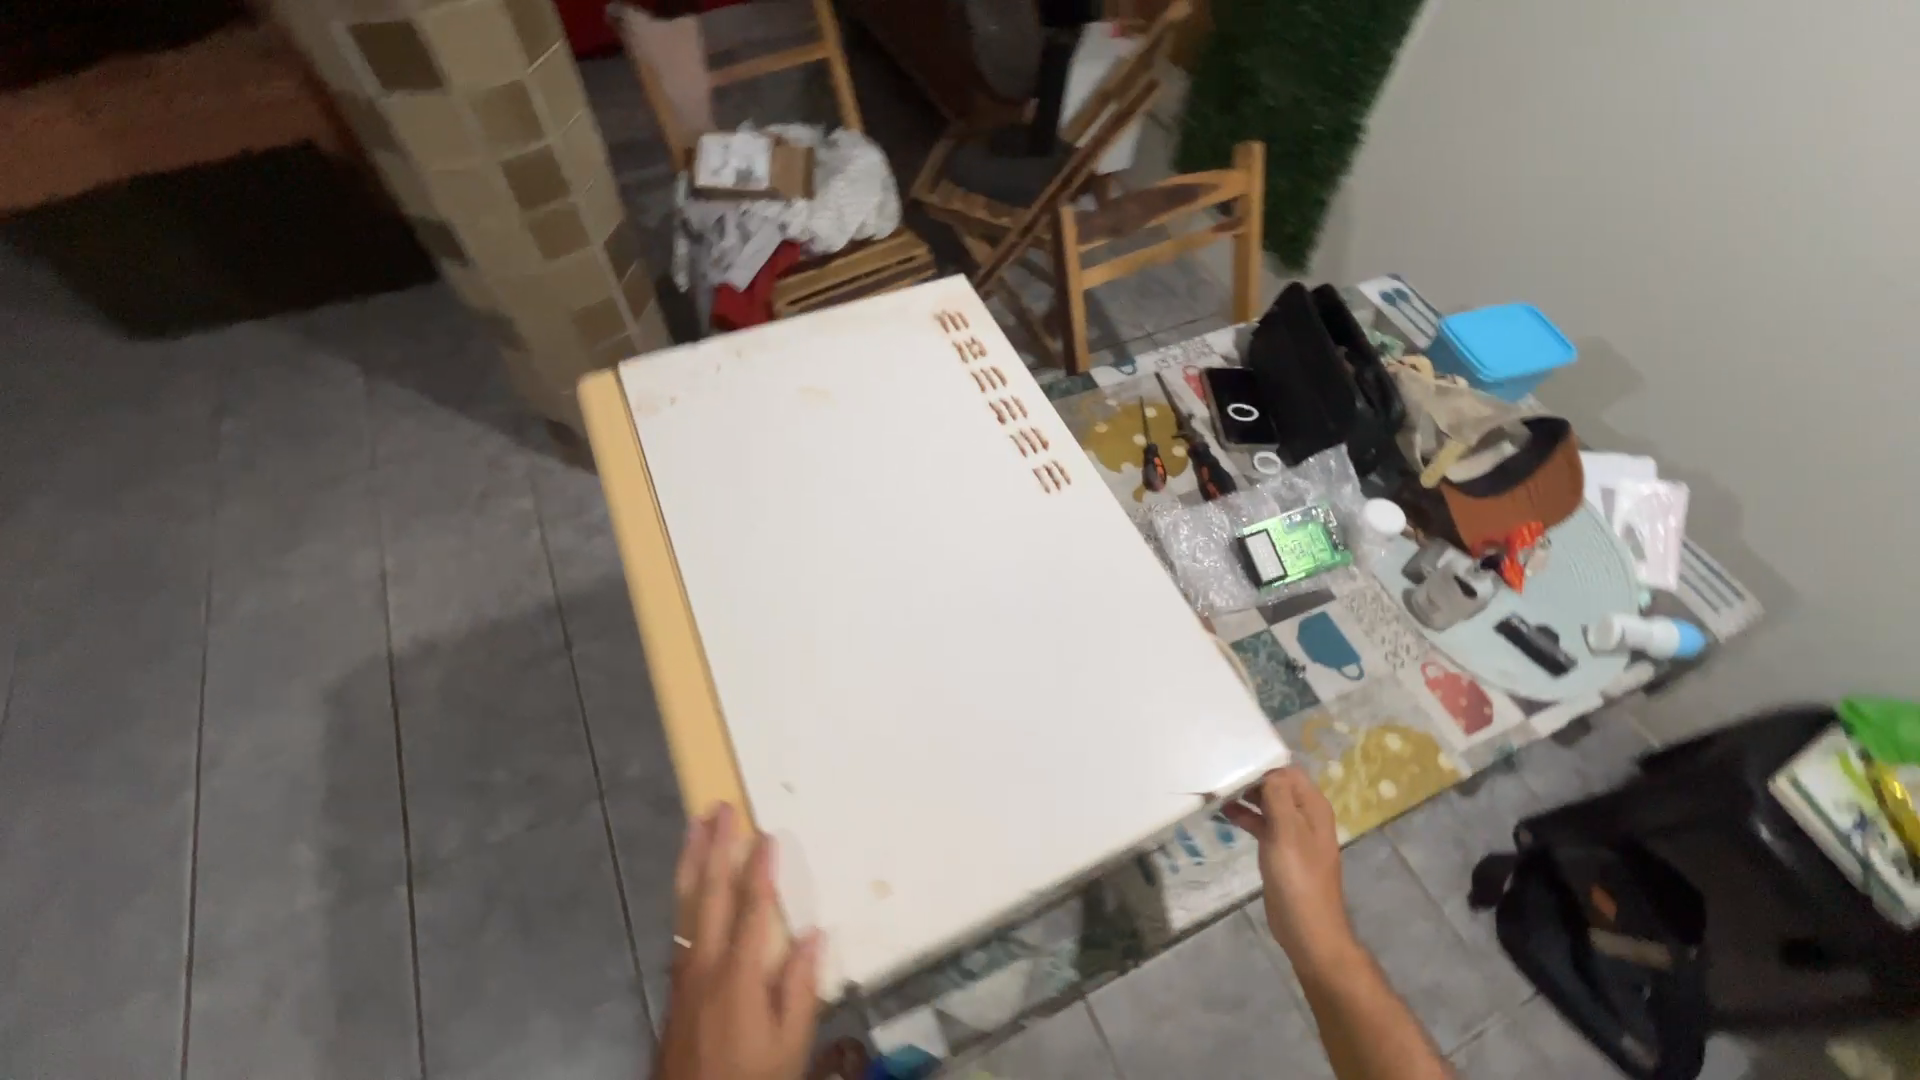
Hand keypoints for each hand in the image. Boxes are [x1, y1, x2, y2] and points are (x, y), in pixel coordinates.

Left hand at [655, 804, 824, 1079]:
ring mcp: (685, 973)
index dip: (759, 868)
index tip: (766, 833)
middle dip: (715, 847)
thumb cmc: (751, 1077)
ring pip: (686, 904)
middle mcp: (705, 965)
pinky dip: (684, 892)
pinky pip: (680, 923)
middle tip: (720, 808)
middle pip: (708, 894)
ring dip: (691, 860)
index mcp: (739, 976)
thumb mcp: (791, 1046)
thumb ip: (801, 989)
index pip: (751, 908)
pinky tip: (689, 881)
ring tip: (695, 826)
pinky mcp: (676, 985)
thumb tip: (814, 934)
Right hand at [1222, 767, 1356, 968]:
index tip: (1234, 762)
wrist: (1307, 929)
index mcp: (1313, 808)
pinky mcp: (1280, 849)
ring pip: (1267, 803)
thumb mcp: (1287, 832)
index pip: (1288, 772)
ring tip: (1217, 791)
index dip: (1263, 765)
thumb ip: (1278, 797)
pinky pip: (1262, 823)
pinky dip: (1246, 816)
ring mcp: (1293, 833)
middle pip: (1277, 785)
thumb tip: (1267, 770)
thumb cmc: (1298, 878)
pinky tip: (1224, 813)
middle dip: (1251, 779)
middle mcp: (1305, 816)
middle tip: (1220, 775)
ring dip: (1246, 797)